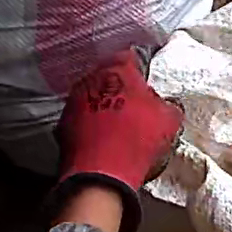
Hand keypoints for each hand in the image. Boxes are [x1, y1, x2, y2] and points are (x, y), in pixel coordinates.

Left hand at [53, 50, 181, 231]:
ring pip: (91, 97)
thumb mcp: (169, 121)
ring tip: (117, 127)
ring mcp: (73, 102)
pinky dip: (88, 127)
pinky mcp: (62, 125)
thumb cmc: (136, 140)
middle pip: (107, 77)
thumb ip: (169, 105)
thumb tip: (169, 106)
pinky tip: (101, 141)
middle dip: (119, 88)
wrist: (101, 174)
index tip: (146, 82)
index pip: (130, 57)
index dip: (140, 70)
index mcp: (118, 69)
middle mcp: (91, 79)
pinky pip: (80, 120)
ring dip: (102, 106)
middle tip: (133, 106)